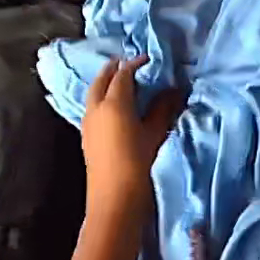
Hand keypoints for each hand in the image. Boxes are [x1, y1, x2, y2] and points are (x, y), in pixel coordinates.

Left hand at [82, 56, 182, 212]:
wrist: (114, 201)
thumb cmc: (138, 164)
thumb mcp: (155, 134)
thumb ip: (162, 108)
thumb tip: (173, 90)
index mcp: (113, 103)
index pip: (123, 74)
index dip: (136, 64)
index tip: (150, 59)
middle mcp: (96, 108)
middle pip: (102, 79)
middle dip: (116, 69)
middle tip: (133, 64)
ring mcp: (88, 122)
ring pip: (95, 93)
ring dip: (107, 83)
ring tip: (126, 82)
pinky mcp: (87, 136)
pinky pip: (94, 106)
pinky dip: (104, 98)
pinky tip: (117, 106)